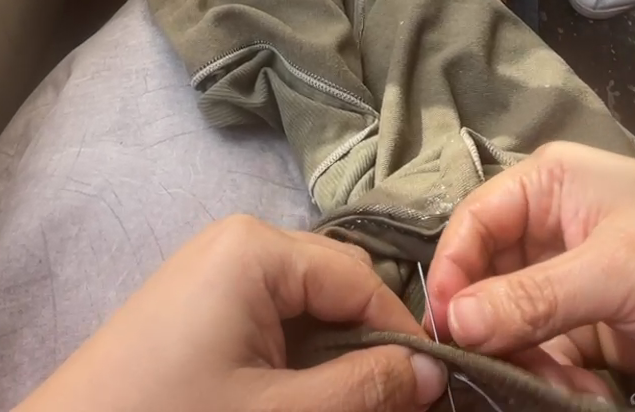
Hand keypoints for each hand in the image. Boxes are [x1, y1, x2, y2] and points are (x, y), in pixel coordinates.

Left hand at [17, 216, 447, 411]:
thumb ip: (364, 389)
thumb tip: (434, 372)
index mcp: (257, 246)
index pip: (358, 276)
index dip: (402, 335)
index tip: (436, 394)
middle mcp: (238, 239)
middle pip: (332, 283)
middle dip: (365, 347)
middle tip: (391, 407)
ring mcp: (214, 266)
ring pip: (304, 304)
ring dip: (331, 357)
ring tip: (344, 406)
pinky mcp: (199, 299)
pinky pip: (269, 315)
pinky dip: (294, 357)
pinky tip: (296, 397)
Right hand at [426, 143, 634, 411]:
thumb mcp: (617, 274)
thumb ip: (531, 298)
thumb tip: (451, 321)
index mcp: (553, 183)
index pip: (477, 220)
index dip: (453, 270)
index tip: (442, 328)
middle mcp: (557, 222)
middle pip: (491, 272)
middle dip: (492, 323)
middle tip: (497, 370)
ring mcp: (578, 275)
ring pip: (515, 316)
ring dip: (526, 356)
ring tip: (561, 389)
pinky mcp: (599, 324)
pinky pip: (549, 348)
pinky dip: (555, 376)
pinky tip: (586, 395)